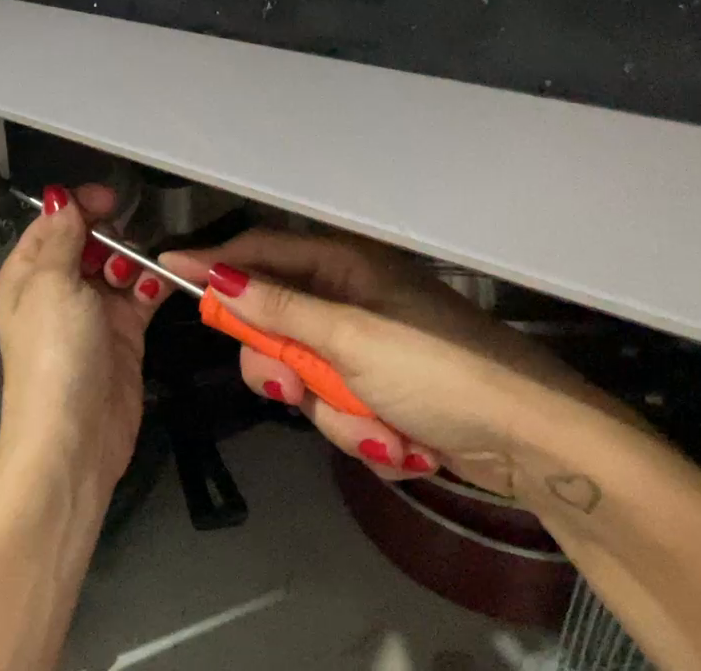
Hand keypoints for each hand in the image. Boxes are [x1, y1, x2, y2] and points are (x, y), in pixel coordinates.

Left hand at [0, 184, 172, 492]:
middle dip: (110, 235)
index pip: (54, 222)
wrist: (74, 437)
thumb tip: (59, 197)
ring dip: (133, 261)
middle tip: (122, 249)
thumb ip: (61, 236)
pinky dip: (153, 285)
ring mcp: (93, 312)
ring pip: (118, 266)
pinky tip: (160, 285)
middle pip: (88, 241)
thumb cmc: (54, 352)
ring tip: (136, 275)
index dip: (79, 206)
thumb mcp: (50, 283)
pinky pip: (142, 295)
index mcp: (29, 272)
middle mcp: (58, 287)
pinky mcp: (124, 334)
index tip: (111, 200)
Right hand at [161, 230, 618, 494]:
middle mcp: (349, 301)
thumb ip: (277, 311)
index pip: (262, 254)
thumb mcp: (350, 339)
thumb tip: (216, 277)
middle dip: (282, 366)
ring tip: (377, 424)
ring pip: (301, 376)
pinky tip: (398, 439)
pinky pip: (335, 408)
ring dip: (332, 409)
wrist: (533, 446)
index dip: (214, 264)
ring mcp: (363, 350)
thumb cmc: (442, 372)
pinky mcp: (378, 393)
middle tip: (294, 386)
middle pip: (272, 324)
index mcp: (346, 267)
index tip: (167, 270)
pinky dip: (360, 429)